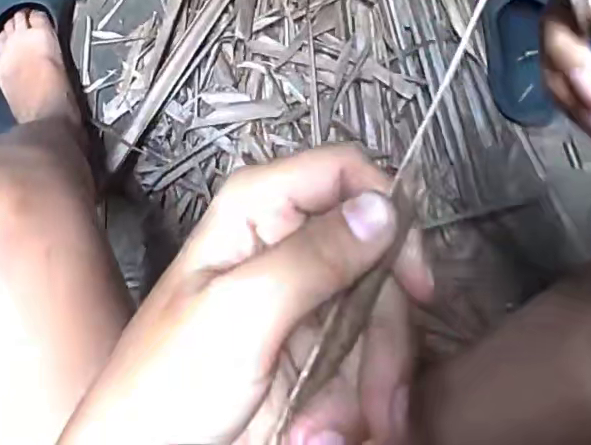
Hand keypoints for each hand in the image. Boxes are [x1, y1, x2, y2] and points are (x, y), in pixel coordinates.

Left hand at [59, 144, 433, 444]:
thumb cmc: (174, 379)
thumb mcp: (243, 313)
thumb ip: (314, 256)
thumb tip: (384, 207)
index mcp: (259, 203)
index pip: (345, 171)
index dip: (389, 213)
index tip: (416, 284)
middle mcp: (284, 234)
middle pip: (372, 253)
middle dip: (383, 332)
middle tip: (380, 402)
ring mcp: (297, 288)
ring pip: (374, 313)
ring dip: (369, 381)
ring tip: (329, 433)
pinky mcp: (306, 337)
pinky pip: (358, 355)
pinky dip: (354, 402)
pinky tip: (323, 434)